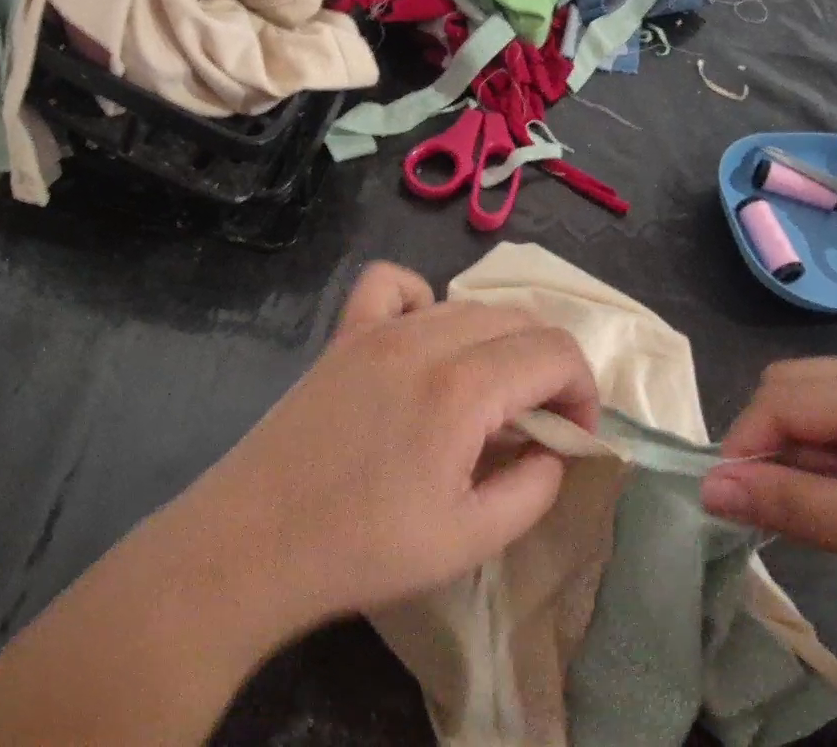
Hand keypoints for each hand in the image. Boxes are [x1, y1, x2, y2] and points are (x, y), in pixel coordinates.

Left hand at [191, 262, 598, 629]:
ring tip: (488, 398)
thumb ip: (534, 488)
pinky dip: (425, 301)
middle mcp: (425, 339)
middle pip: (519, 319)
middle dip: (548, 367)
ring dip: (500, 343)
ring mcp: (377, 329)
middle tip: (538, 425)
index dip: (583, 392)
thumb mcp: (470, 539)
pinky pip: (393, 286)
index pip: (556, 351)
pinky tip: (425, 345)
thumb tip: (554, 449)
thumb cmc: (363, 550)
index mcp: (463, 389)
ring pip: (468, 304)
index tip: (573, 438)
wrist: (252, 545)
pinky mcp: (343, 336)